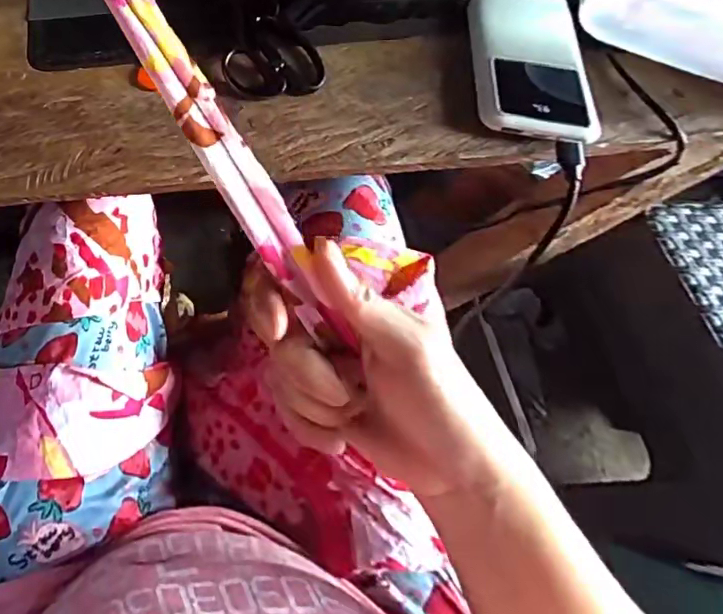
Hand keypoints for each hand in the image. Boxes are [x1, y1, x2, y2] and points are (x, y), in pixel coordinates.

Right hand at [244, 240, 522, 498]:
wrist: (455, 477)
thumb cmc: (443, 400)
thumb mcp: (408, 346)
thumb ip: (359, 299)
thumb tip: (320, 245)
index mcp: (348, 296)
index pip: (286, 270)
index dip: (266, 292)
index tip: (279, 327)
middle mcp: (323, 321)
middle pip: (270, 322)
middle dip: (299, 364)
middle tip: (338, 391)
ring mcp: (314, 359)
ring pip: (276, 367)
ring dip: (315, 400)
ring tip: (358, 411)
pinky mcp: (308, 397)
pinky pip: (281, 402)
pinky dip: (311, 425)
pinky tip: (343, 435)